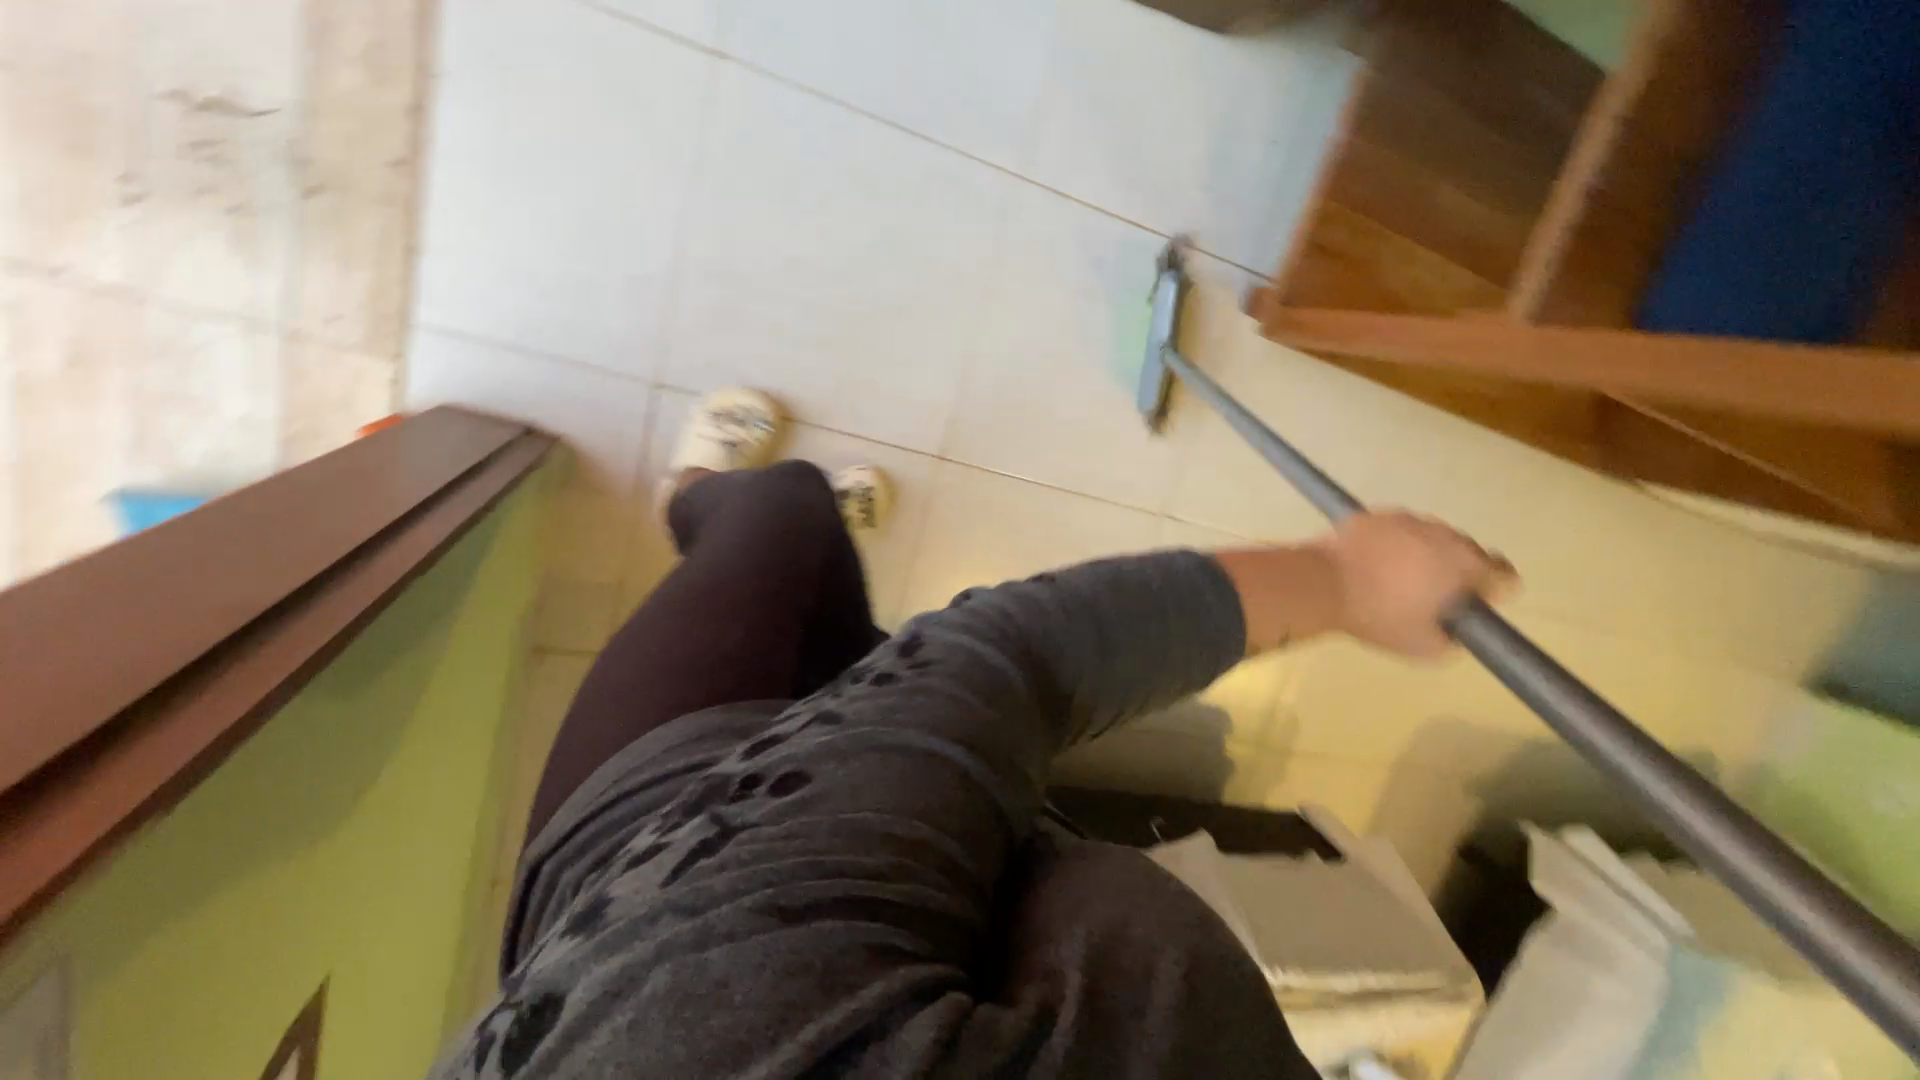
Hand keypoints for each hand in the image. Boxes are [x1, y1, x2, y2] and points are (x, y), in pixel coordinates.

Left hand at [1319, 510, 1517, 659]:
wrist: (1319, 582)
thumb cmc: (1377, 615)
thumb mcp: (1422, 647)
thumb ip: (1451, 640)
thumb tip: (1454, 632)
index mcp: (1464, 563)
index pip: (1504, 573)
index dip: (1493, 590)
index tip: (1472, 602)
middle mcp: (1443, 533)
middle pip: (1468, 551)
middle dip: (1458, 571)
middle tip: (1432, 594)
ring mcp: (1407, 518)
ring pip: (1432, 536)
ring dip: (1425, 553)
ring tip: (1399, 577)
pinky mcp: (1375, 514)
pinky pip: (1398, 529)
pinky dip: (1394, 543)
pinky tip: (1376, 561)